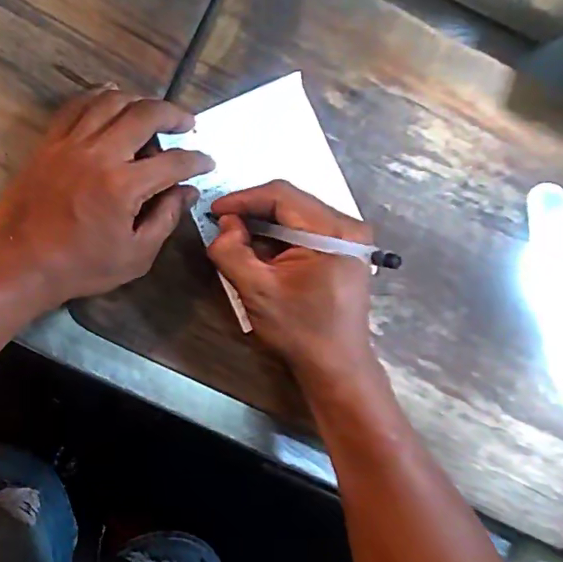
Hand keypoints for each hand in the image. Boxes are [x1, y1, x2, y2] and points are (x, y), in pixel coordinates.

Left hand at [0, 86, 211, 308]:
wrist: (22, 264)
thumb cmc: (81, 266)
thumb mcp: (135, 255)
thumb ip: (165, 219)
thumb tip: (187, 192)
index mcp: (124, 186)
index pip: (173, 162)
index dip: (196, 160)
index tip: (206, 162)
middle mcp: (99, 154)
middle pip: (145, 115)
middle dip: (173, 114)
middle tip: (186, 123)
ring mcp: (70, 144)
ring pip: (110, 101)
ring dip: (138, 100)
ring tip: (151, 110)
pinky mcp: (48, 144)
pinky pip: (75, 107)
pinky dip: (97, 96)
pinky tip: (110, 97)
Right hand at [208, 180, 378, 380]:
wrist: (336, 366)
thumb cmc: (300, 330)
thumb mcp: (256, 290)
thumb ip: (232, 252)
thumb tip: (224, 225)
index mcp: (334, 231)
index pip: (282, 195)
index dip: (243, 199)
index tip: (214, 211)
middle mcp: (347, 227)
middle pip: (290, 202)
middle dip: (252, 212)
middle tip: (221, 226)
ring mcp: (347, 239)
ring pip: (294, 216)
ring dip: (262, 225)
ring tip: (235, 240)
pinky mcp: (341, 252)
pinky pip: (303, 232)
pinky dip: (277, 238)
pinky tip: (258, 252)